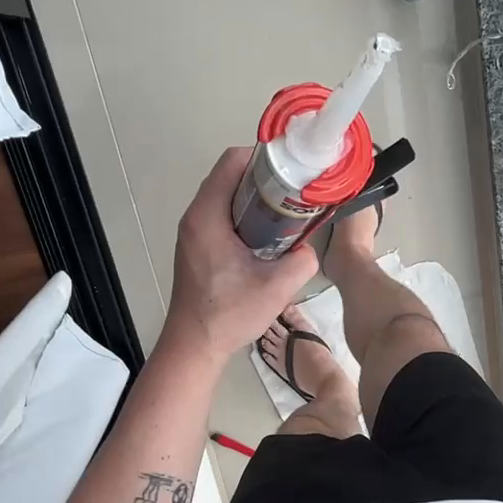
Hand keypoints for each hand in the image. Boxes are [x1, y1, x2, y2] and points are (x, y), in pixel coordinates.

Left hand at [161, 147, 318, 365]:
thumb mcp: (276, 288)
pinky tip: (268, 239)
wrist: (194, 345)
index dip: (265, 157)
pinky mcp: (198, 247)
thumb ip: (302, 261)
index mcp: (207, 216)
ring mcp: (194, 232)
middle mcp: (196, 217)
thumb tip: (309, 249)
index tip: (292, 171)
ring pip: (228, 198)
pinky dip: (247, 218)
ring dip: (257, 201)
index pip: (233, 162)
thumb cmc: (228, 315)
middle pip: (231, 176)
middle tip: (295, 195)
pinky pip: (223, 217)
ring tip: (286, 217)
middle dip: (265, 179)